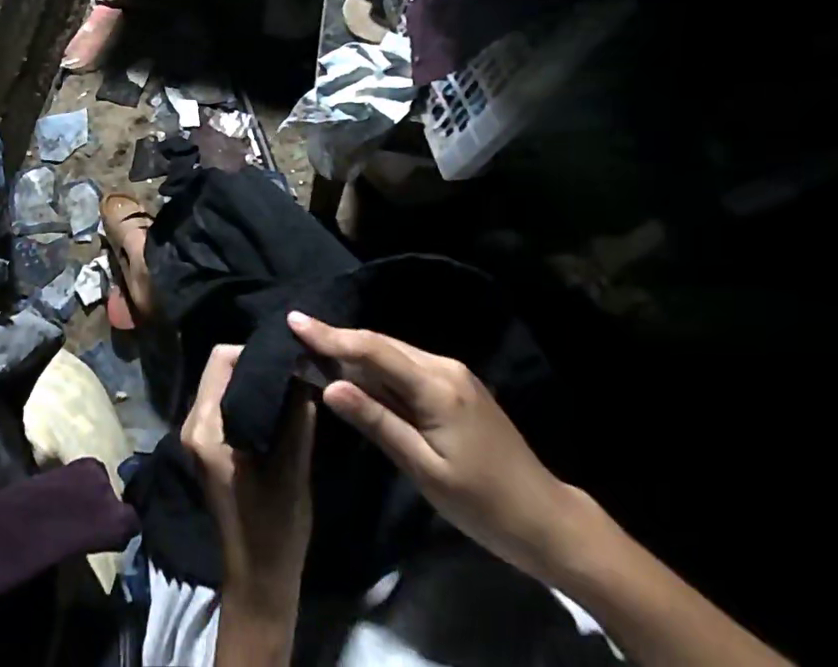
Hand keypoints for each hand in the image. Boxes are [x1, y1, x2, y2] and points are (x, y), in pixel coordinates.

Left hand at [181, 345, 316, 602]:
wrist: (259, 576)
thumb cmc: (274, 524)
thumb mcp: (292, 466)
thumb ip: (297, 413)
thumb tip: (305, 367)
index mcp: (206, 426)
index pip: (221, 359)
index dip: (255, 352)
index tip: (288, 358)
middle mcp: (193, 425)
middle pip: (221, 369)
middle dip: (256, 363)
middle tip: (294, 367)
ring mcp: (198, 437)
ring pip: (224, 385)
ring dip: (254, 380)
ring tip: (291, 383)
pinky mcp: (209, 447)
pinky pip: (226, 404)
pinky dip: (250, 397)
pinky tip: (279, 404)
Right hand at [288, 312, 575, 580]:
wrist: (543, 515)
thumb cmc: (481, 502)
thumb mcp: (423, 469)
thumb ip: (377, 423)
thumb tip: (331, 386)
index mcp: (436, 387)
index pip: (373, 349)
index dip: (331, 335)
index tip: (294, 321)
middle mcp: (445, 368)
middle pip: (382, 344)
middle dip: (338, 338)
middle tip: (297, 335)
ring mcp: (454, 375)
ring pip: (395, 352)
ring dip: (356, 351)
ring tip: (316, 349)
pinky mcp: (457, 387)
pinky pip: (408, 366)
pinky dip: (378, 366)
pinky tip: (358, 373)